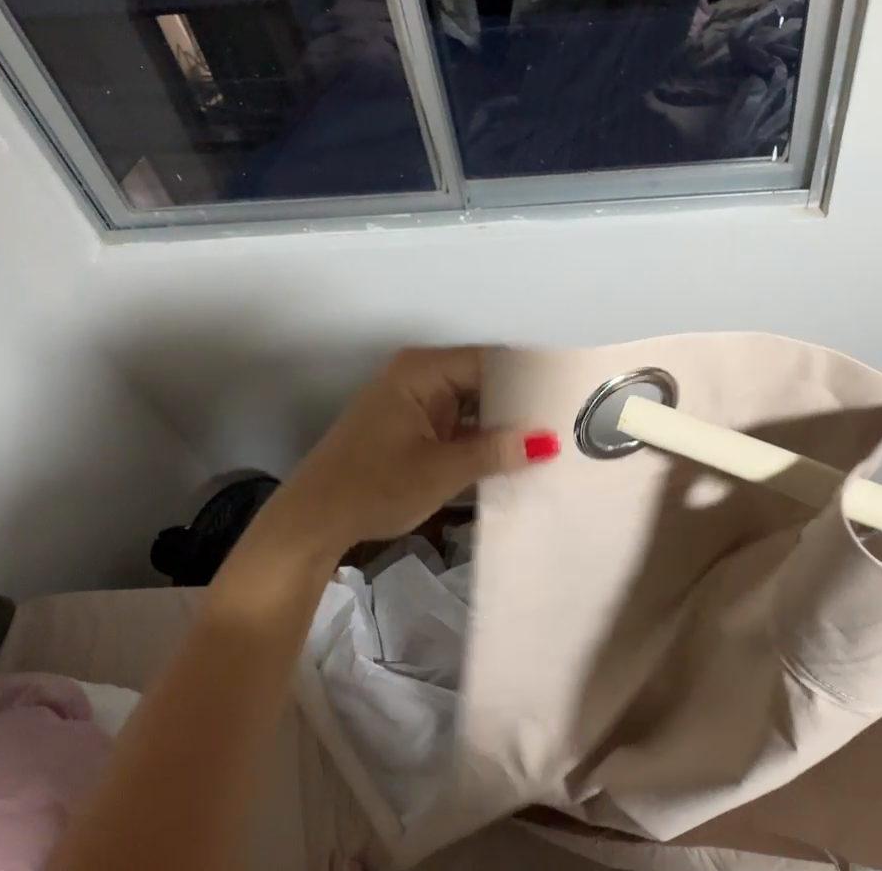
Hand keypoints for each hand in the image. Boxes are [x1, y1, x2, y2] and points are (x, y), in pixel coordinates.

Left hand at [234, 347, 558, 567]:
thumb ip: (496, 451)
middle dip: (519, 401)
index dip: (528, 377)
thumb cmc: (373, 487)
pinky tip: (513, 454)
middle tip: (569, 417)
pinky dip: (480, 437)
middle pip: (482, 380)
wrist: (312, 521)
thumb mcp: (441, 471)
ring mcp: (413, 403)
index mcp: (421, 371)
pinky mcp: (411, 428)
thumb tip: (547, 441)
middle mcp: (418, 377)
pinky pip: (457, 423)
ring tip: (552, 435)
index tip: (569, 392)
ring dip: (501, 422)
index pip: (490, 360)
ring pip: (471, 403)